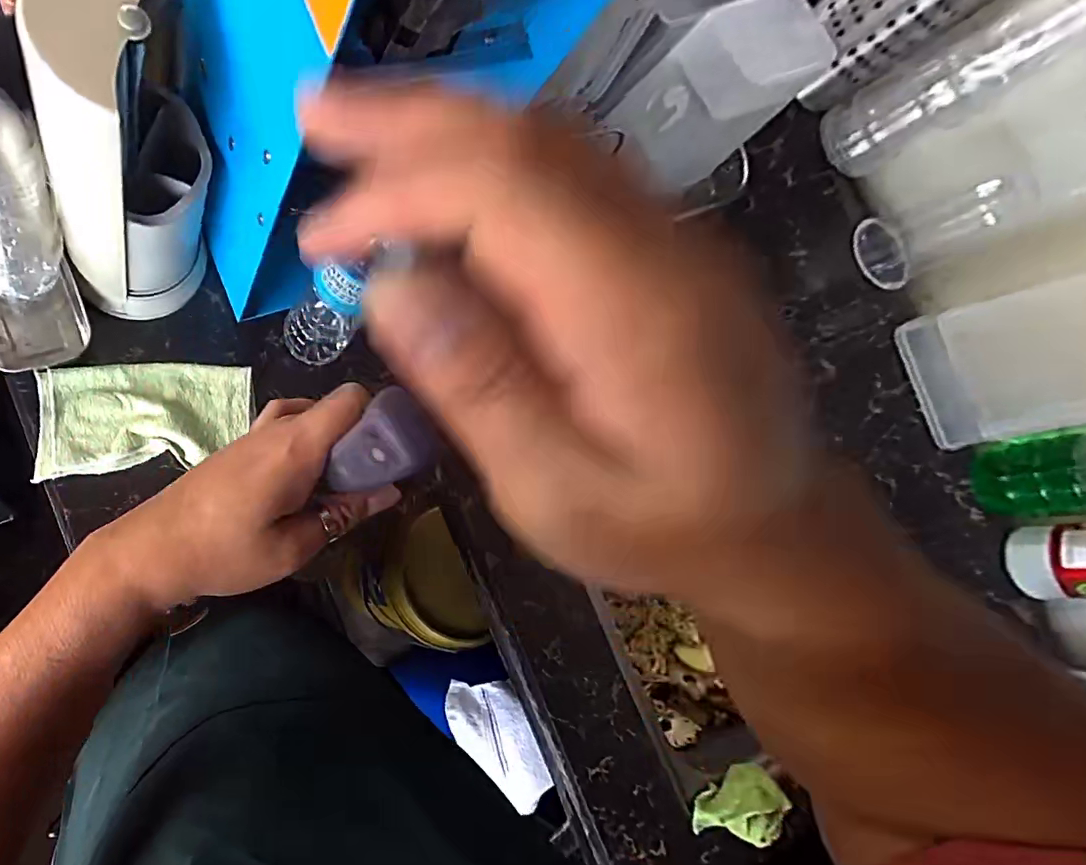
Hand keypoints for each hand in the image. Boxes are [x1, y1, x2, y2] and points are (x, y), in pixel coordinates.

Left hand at [87, 383, 401, 612]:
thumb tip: (388, 492)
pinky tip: (299, 486)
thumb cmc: (224, 553)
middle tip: (368, 478)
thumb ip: (343, 515)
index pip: (351, 398)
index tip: (394, 450)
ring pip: (305, 417)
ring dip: (328, 441)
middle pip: (331, 407)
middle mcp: (275, 428)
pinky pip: (281, 430)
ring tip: (334, 484)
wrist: (151, 550)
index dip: (380, 414)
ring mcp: (251, 435)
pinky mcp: (235, 449)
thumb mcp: (292, 547)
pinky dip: (302, 446)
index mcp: (295, 445)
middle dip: (359, 435)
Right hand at [297, 83, 815, 603]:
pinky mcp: (653, 251)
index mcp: (627, 305)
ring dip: (443, 127)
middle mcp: (655, 242)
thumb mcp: (552, 490)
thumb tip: (392, 289)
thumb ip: (477, 389)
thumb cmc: (657, 528)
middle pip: (523, 139)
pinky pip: (563, 177)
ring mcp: (663, 237)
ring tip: (356, 135)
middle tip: (316, 114)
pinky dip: (483, 161)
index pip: (499, 193)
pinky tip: (436, 179)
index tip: (319, 239)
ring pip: (544, 143)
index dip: (396, 194)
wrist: (769, 526)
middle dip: (407, 121)